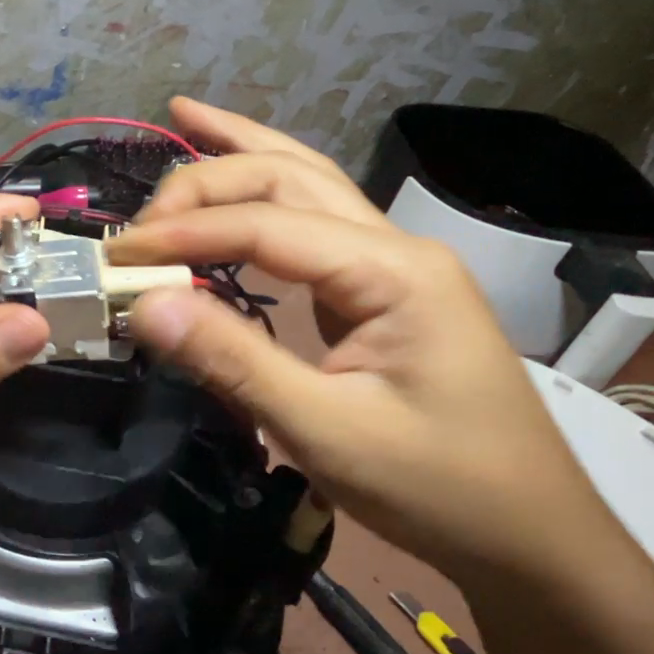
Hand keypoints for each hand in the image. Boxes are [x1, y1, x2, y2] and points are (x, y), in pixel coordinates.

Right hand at [106, 97, 609, 577]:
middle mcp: (394, 246)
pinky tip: (234, 177)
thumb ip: (233, 360)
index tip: (120, 255)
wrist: (533, 538)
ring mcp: (392, 261)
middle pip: (287, 178)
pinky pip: (310, 219)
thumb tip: (144, 303)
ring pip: (305, 181)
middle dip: (205, 185)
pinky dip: (261, 191)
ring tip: (183, 116)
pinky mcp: (378, 287)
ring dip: (240, 151)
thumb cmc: (438, 487)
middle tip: (136, 222)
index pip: (267, 223)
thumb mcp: (326, 433)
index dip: (185, 232)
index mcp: (393, 270)